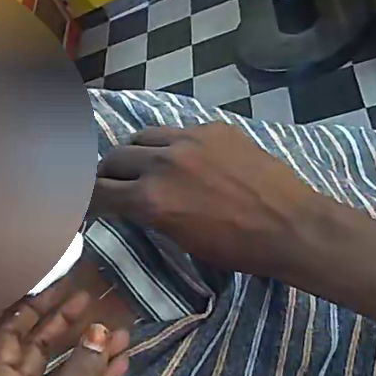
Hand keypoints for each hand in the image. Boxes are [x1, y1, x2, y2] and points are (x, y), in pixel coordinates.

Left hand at [0, 286, 132, 375]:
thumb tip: (102, 331)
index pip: (12, 332)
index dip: (35, 306)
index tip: (67, 285)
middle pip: (41, 349)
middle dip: (68, 324)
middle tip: (100, 299)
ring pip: (66, 375)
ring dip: (91, 354)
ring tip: (125, 331)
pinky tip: (123, 368)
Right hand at [93, 124, 336, 278]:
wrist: (291, 226)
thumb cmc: (236, 248)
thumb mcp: (181, 240)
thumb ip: (149, 214)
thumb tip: (129, 202)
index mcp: (149, 200)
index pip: (97, 191)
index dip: (85, 197)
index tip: (85, 200)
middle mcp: (161, 163)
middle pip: (113, 158)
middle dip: (106, 173)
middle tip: (111, 183)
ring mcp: (189, 139)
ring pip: (142, 136)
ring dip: (135, 152)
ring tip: (143, 164)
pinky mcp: (213, 128)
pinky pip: (177, 130)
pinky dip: (170, 144)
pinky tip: (183, 157)